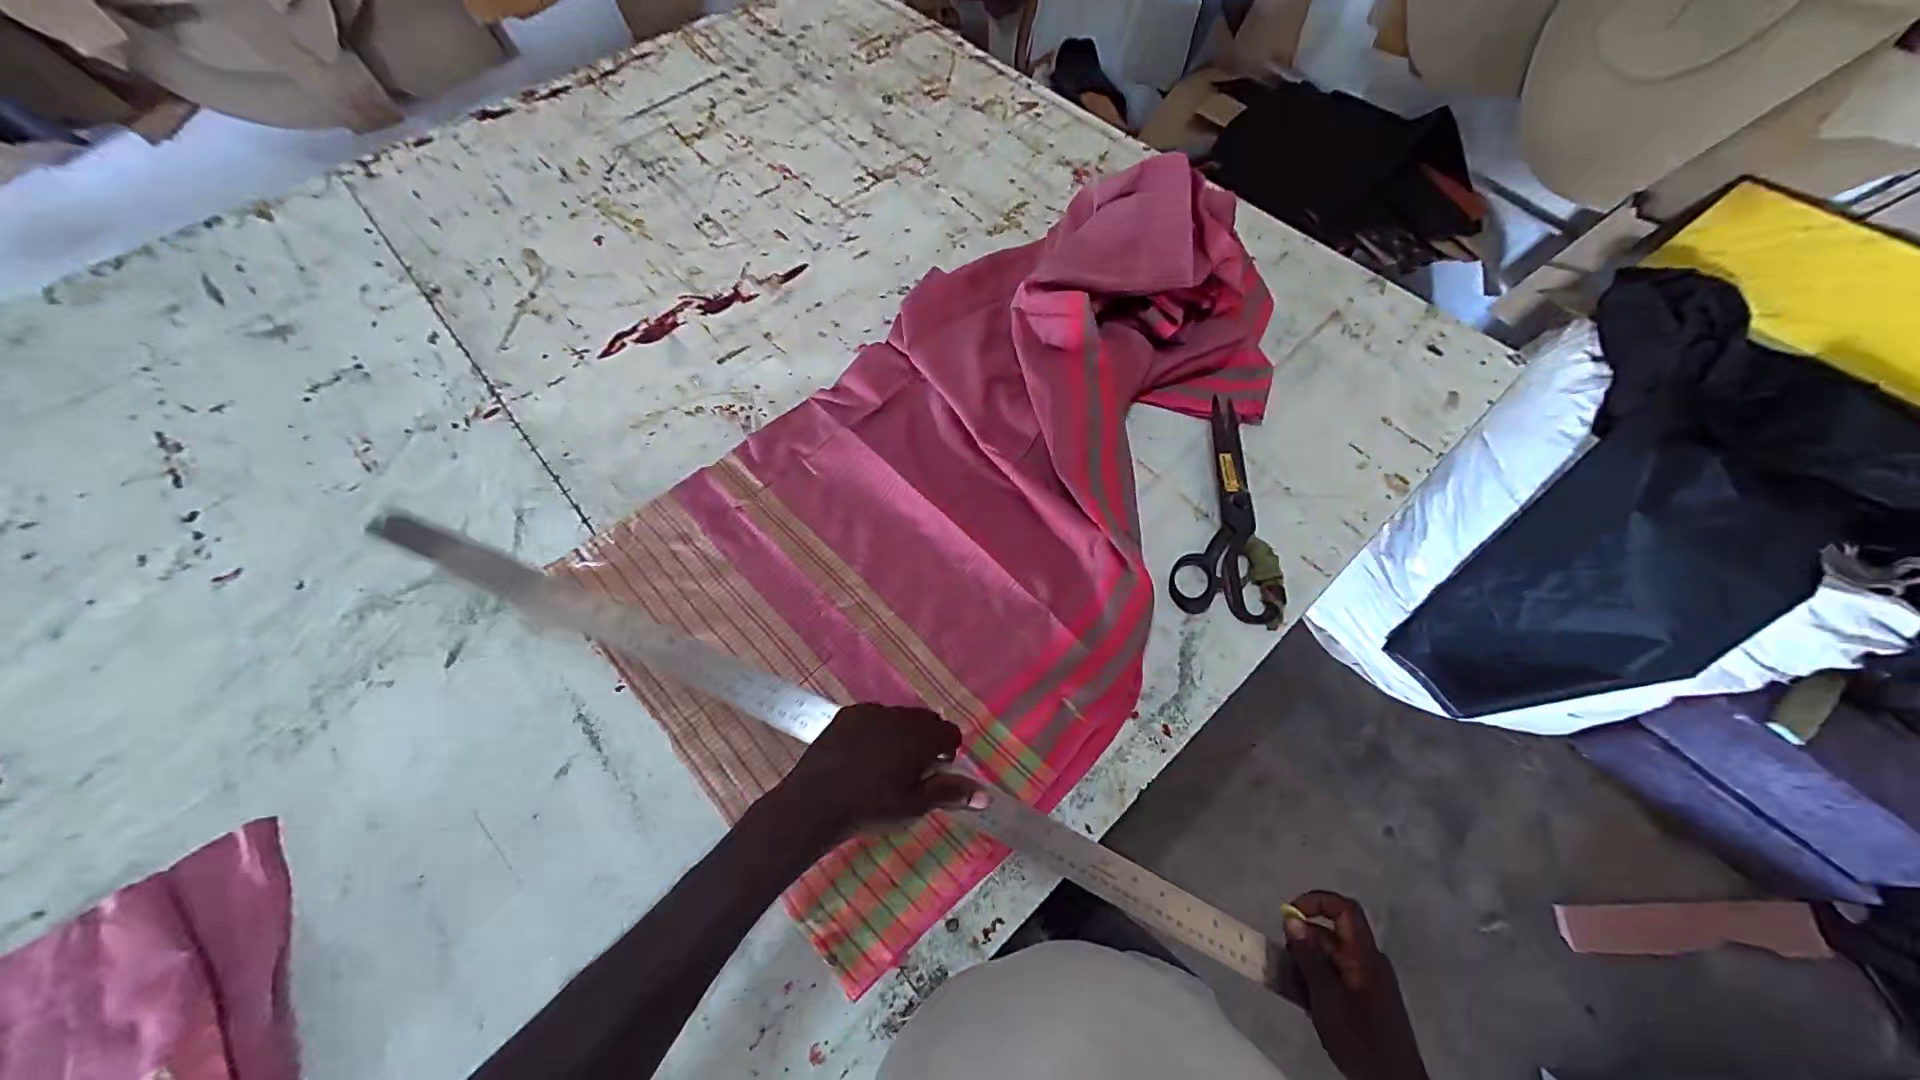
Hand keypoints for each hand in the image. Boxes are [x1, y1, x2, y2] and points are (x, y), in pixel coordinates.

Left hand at [771, 704, 982, 840]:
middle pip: (925, 720)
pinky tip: (862, 756)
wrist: (813, 805)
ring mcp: (869, 712)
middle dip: (926, 740)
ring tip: (886, 765)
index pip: (949, 732)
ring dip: (901, 734)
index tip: (935, 772)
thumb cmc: (870, 807)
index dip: (948, 752)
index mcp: (918, 736)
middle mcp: (897, 715)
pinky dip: (876, 730)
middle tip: (913, 771)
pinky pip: (873, 716)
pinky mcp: (846, 715)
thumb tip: (986, 795)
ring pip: (898, 717)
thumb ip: (950, 793)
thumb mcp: (914, 805)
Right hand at [1284, 891, 1430, 1079]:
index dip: (1316, 901)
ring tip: (1296, 987)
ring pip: (1333, 954)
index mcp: (1365, 957)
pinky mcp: (1369, 997)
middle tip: (1286, 961)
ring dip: (1310, 962)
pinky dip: (1320, 978)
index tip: (1289, 915)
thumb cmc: (1360, 1041)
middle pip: (1334, 933)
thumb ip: (1309, 958)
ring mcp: (1372, 980)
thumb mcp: (1326, 999)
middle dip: (1305, 940)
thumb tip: (1292, 920)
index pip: (1345, 909)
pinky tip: (1310, 1001)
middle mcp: (1370, 962)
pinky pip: (1339, 972)